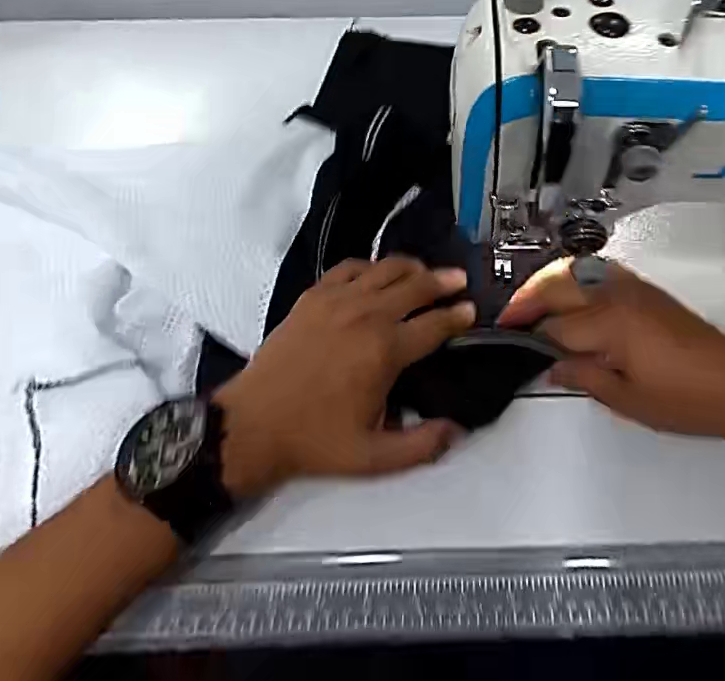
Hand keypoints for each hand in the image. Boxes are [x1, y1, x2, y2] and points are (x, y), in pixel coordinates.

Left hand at [210, 257, 474, 498]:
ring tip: (425, 271)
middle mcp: (367, 315)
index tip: (471, 310)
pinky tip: (376, 274)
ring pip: (386, 269)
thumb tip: (458, 429)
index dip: (458, 316)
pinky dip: (370, 266)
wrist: (252, 425)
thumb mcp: (374, 457)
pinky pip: (350, 268)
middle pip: (416, 285)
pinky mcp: (313, 296)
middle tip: (459, 279)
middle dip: (443, 281)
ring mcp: (338, 300)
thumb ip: (422, 445)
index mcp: (386, 351)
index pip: (435, 324)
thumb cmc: (315, 440)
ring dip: (412, 267)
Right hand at [499, 258, 724, 444]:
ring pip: (575, 269)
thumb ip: (583, 376)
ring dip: (546, 282)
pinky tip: (564, 297)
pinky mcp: (642, 288)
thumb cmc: (684, 399)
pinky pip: (594, 271)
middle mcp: (616, 295)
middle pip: (557, 284)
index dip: (530, 337)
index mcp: (610, 323)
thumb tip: (551, 365)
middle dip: (527, 299)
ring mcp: (630, 286)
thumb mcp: (628, 398)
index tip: (508, 344)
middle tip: (507, 319)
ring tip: (528, 305)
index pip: (555, 326)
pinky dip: (570, 277)